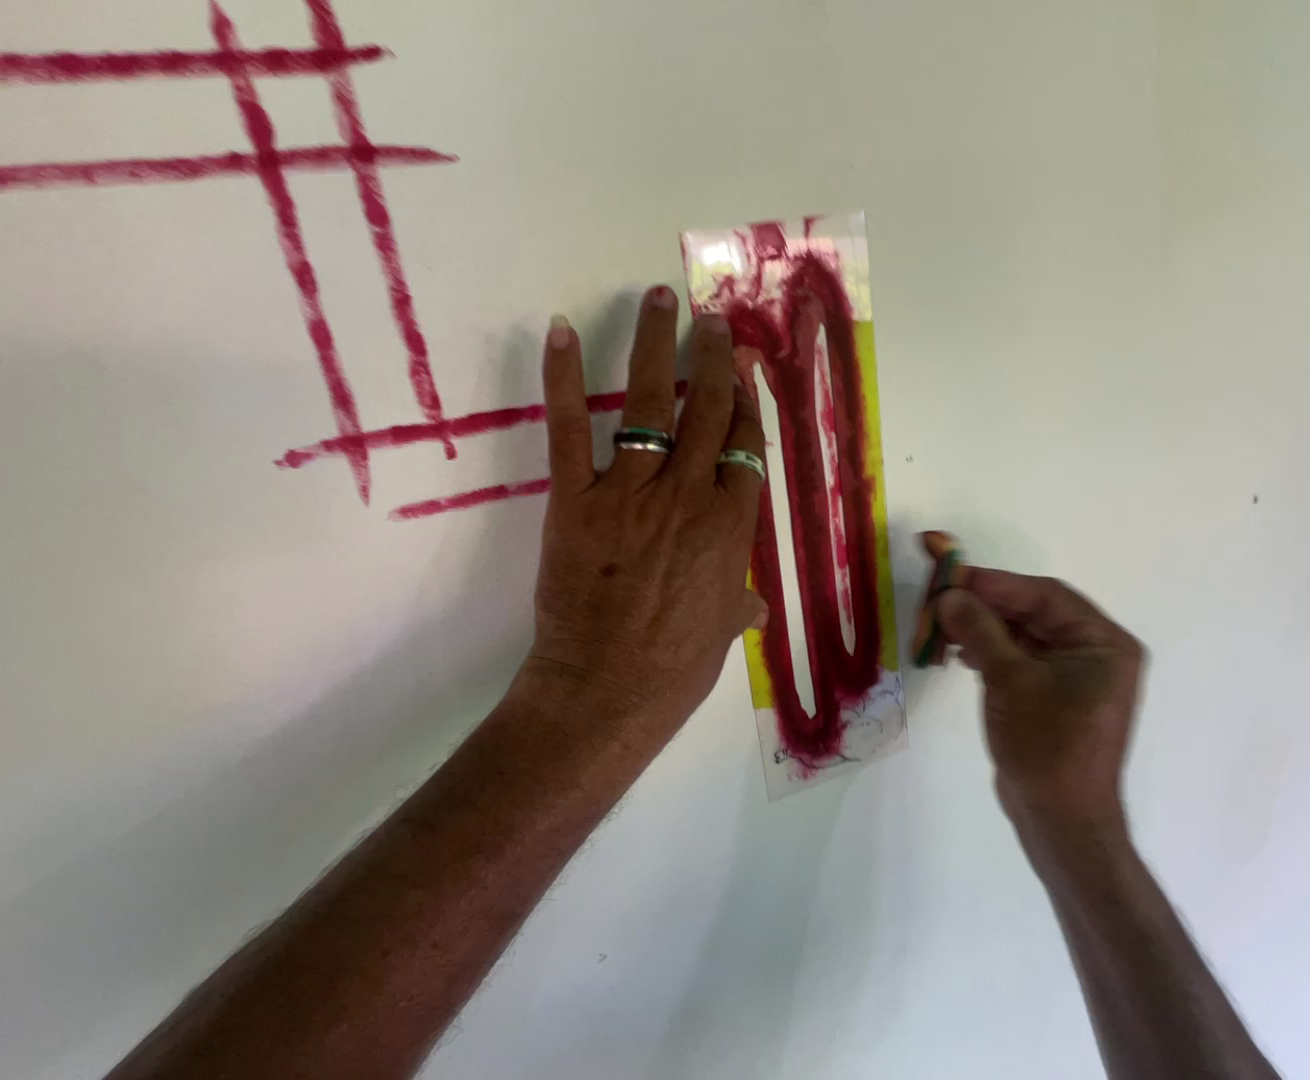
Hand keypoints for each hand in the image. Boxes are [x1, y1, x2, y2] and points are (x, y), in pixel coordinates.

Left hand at [518, 286, 767, 738]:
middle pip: (708, 410)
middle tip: (712, 320)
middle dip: (713, 357)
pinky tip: (561, 332)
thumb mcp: (722, 630)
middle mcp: (687, 494)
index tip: (743, 367)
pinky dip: (562, 378)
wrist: (608, 689)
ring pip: (647, 403)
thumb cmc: (676, 668)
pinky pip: (568, 428)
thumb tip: (749, 605)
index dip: (747, 401)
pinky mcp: (575, 498)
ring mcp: (630, 492)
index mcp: (730, 524)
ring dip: (655, 346)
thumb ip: (736, 603)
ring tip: (660, 300)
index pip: (746, 445)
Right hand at [931, 564, 1145, 830]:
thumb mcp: (1009, 680)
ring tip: (941, 626)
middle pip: (1034, 612)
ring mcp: (1075, 677)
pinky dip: (990, 653)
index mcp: (1103, 643)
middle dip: (985, 606)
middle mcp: (1096, 653)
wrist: (1061, 821)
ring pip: (1023, 636)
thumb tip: (948, 595)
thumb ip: (979, 630)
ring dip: (983, 629)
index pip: (1045, 595)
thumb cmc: (1046, 746)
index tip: (950, 574)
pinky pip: (1021, 660)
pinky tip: (960, 653)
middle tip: (939, 599)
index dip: (996, 582)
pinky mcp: (1054, 697)